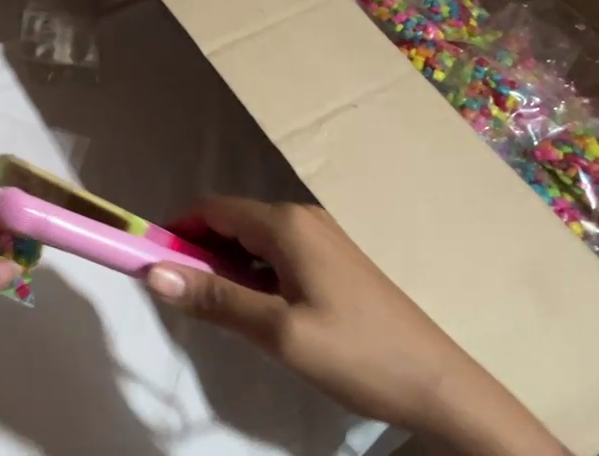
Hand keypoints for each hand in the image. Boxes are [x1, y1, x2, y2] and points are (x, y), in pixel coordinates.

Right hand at [145, 198, 565, 455]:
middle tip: (186, 296)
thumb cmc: (358, 355)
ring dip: (225, 266)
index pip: (209, 208)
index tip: (153, 265)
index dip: (174, 231)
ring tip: (223, 311)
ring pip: (250, 241)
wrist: (445, 391)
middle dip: (198, 251)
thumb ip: (214, 298)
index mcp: (285, 224)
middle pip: (228, 221)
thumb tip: (153, 273)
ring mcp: (321, 239)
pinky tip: (261, 312)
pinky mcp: (334, 262)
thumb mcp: (278, 333)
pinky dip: (252, 274)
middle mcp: (300, 219)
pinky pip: (275, 255)